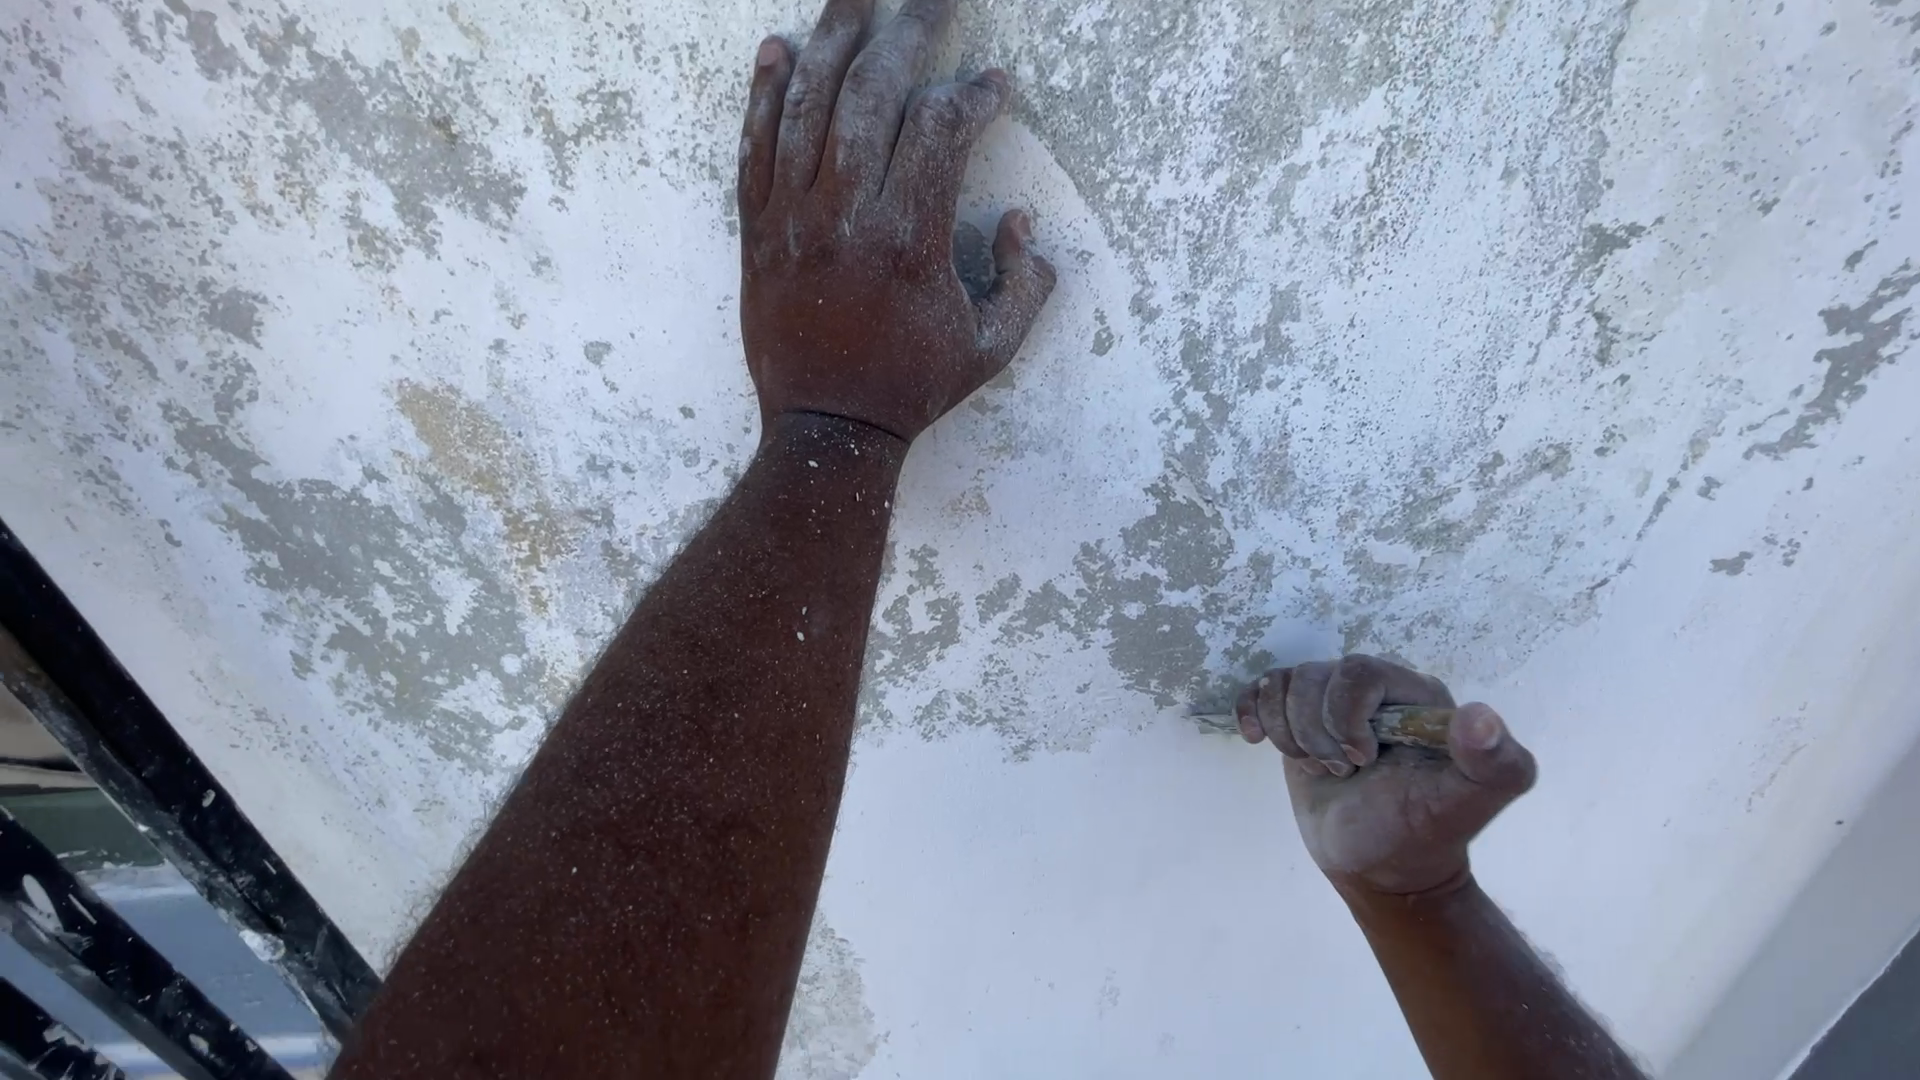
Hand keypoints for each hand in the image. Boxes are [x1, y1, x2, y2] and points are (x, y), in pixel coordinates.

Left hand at [735, 0, 1056, 443]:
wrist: (828, 429)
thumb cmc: (911, 389)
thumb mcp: (991, 351)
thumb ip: (1025, 285)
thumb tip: (1023, 223)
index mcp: (911, 242)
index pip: (942, 129)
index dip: (974, 94)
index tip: (994, 86)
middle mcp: (848, 217)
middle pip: (874, 93)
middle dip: (911, 31)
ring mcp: (793, 221)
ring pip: (808, 104)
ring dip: (835, 36)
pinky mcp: (757, 235)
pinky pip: (752, 148)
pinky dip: (762, 95)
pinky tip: (777, 50)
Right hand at [1235, 656, 1536, 897]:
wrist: (1379, 866)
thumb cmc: (1424, 834)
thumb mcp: (1468, 805)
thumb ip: (1495, 765)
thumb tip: (1479, 716)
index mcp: (1412, 694)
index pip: (1360, 671)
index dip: (1346, 714)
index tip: (1361, 760)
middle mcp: (1369, 688)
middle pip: (1313, 676)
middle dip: (1315, 731)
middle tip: (1340, 771)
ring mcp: (1326, 701)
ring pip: (1281, 683)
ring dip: (1290, 734)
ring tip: (1319, 769)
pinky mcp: (1293, 718)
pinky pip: (1259, 690)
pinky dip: (1250, 712)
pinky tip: (1255, 740)